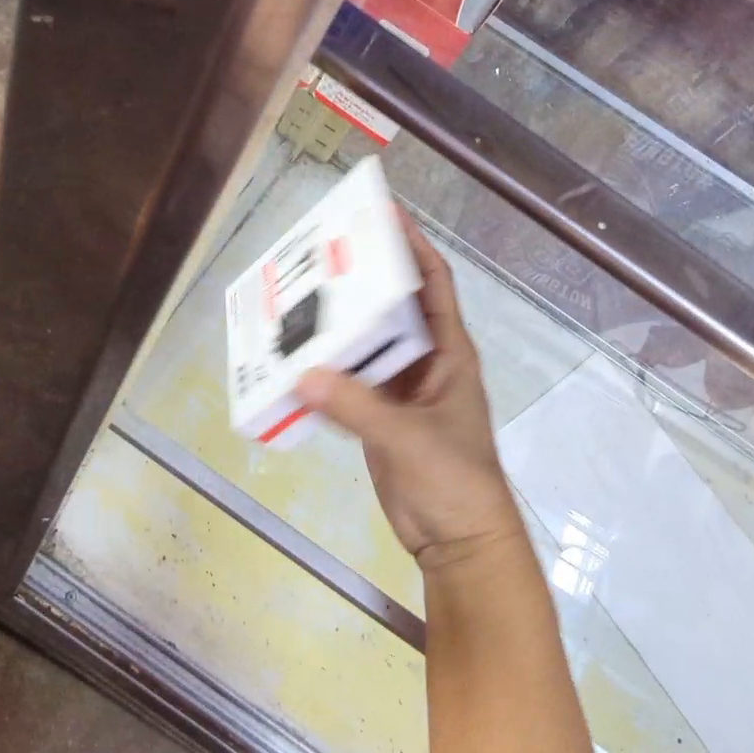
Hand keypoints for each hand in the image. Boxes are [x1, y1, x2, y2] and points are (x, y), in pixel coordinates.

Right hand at [294, 214, 523, 570]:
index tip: (382, 214)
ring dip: (338, 327)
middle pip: (391, 307)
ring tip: (297, 300)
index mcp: (448, 352)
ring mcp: (400, 390)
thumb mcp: (408, 438)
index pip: (432, 283)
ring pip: (366, 345)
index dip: (411, 245)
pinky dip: (326, 372)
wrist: (458, 541)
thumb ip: (357, 407)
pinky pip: (349, 383)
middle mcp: (424, 362)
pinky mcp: (379, 417)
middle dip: (361, 281)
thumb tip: (301, 375)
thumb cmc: (454, 479)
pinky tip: (295, 361)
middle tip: (320, 256)